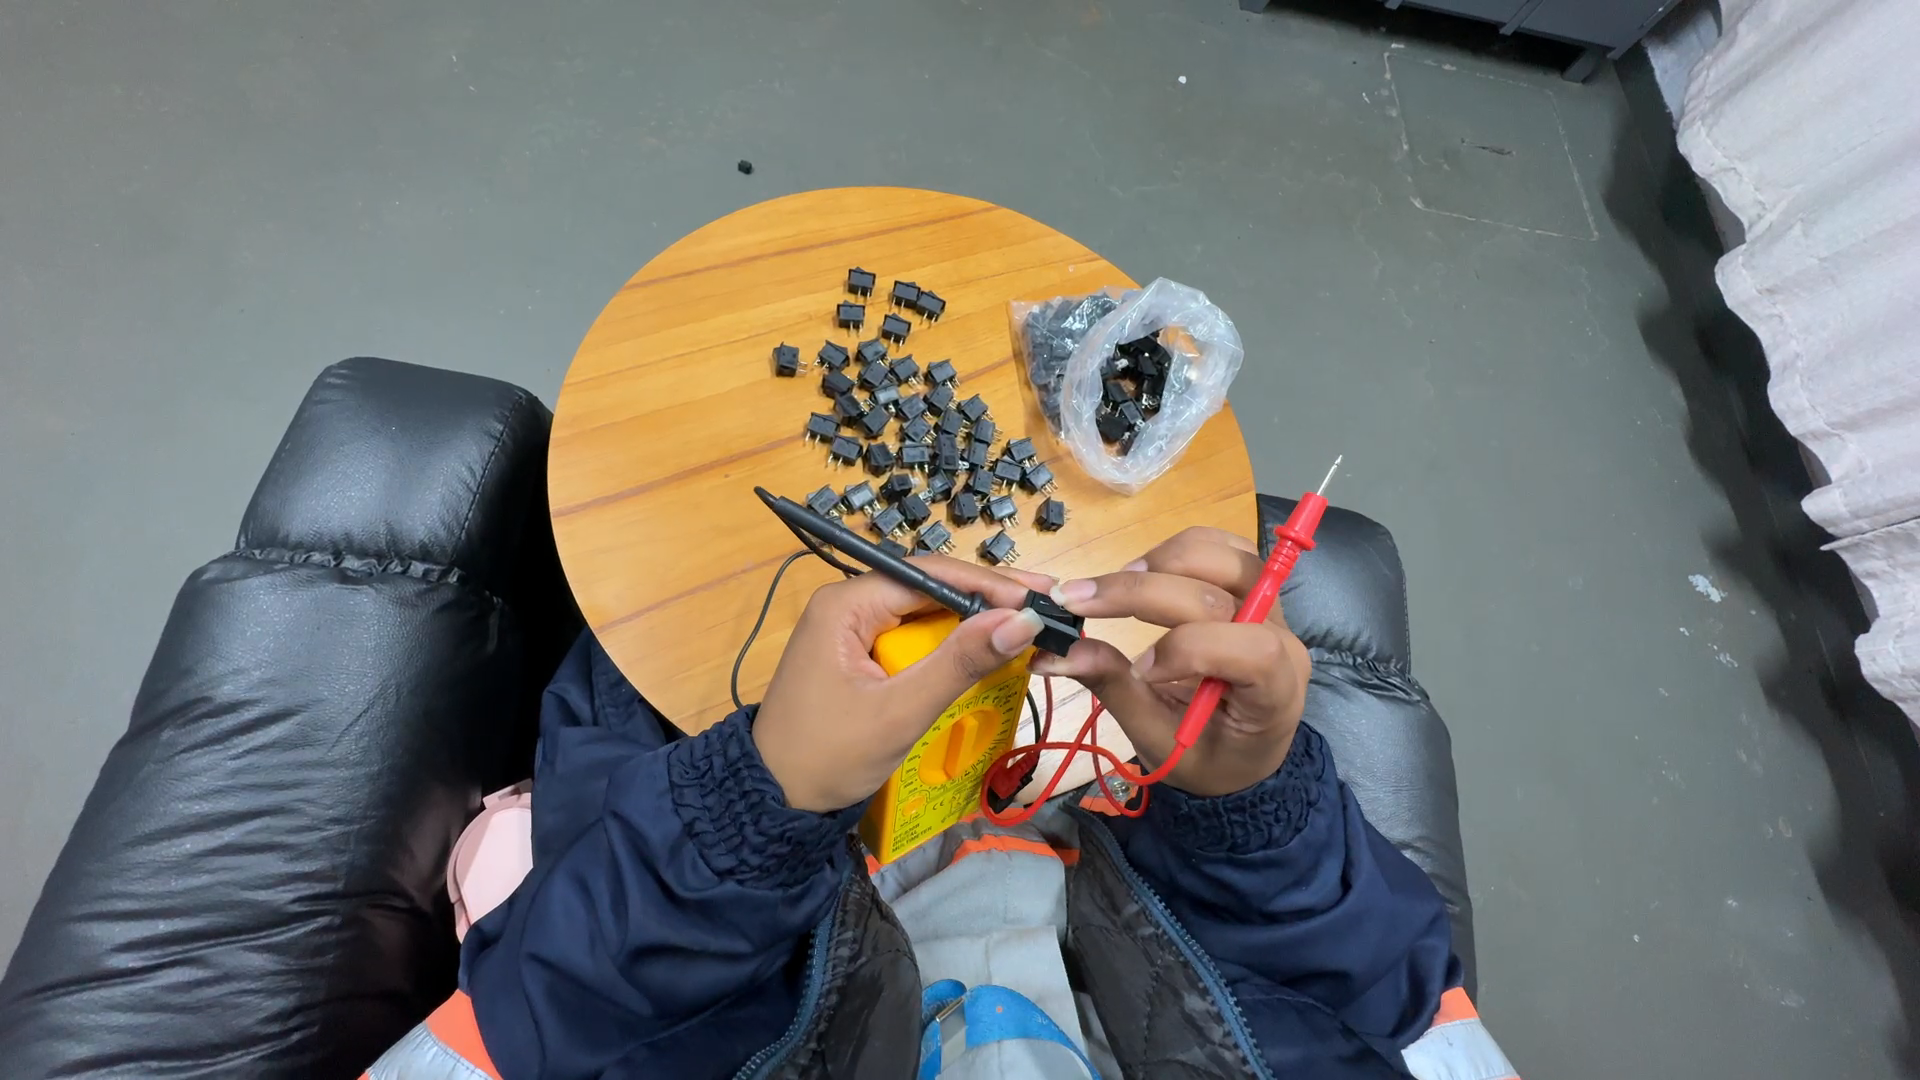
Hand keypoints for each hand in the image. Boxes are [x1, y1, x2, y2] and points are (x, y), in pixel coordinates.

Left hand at [753, 557, 1051, 811]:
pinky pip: (912, 639)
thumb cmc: (829, 757)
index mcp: (846, 604)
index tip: (1037, 596)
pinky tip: (985, 648)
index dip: (986, 583)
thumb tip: (1022, 620)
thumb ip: (960, 663)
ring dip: (971, 621)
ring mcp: (852, 629)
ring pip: (924, 613)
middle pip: (928, 589)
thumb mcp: (900, 711)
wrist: (773, 803)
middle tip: (1043, 604)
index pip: (928, 575)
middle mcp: (848, 604)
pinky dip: (949, 646)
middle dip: (985, 598)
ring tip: (1025, 623)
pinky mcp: (858, 654)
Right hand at [1029, 527, 1311, 796]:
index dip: (1189, 650)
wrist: (1241, 748)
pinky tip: (1143, 573)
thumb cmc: (1205, 755)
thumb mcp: (1158, 739)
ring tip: (1115, 586)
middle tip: (1077, 600)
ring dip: (1160, 560)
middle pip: (1219, 591)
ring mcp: (1269, 605)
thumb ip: (1114, 689)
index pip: (1251, 651)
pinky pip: (1220, 545)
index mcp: (1274, 693)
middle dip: (1140, 591)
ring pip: (1222, 553)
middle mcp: (1282, 638)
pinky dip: (1175, 549)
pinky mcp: (1250, 585)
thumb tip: (1054, 654)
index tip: (1138, 671)